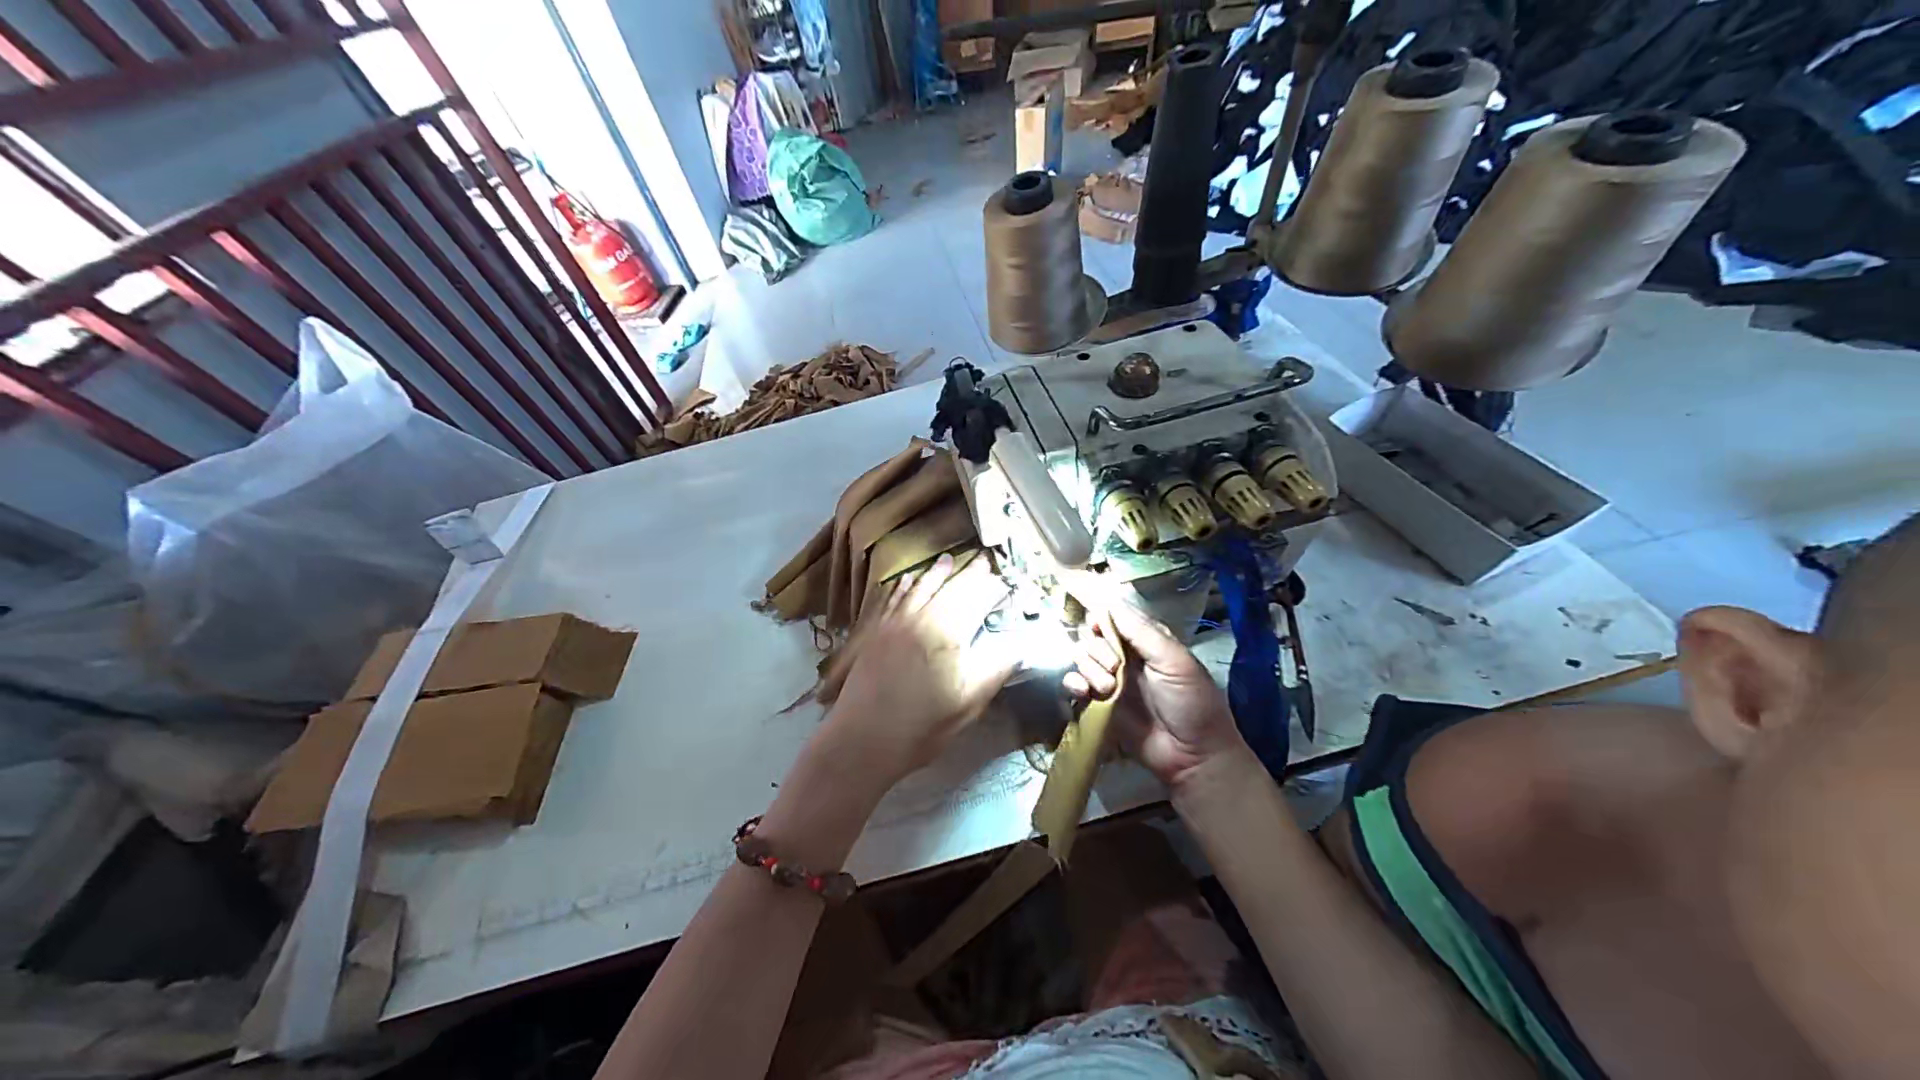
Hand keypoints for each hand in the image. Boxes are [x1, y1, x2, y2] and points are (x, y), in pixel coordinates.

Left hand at [824, 553, 1016, 788]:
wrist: (862, 740)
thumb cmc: (923, 727)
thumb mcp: (970, 702)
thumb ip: (996, 667)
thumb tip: (1019, 642)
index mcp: (949, 632)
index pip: (979, 596)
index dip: (995, 585)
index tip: (1009, 578)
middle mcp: (922, 617)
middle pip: (950, 586)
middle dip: (969, 572)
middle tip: (983, 559)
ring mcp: (894, 622)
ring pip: (920, 587)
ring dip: (937, 572)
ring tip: (948, 559)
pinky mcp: (875, 632)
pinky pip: (892, 598)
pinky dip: (904, 585)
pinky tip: (908, 579)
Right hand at [1064, 601, 1249, 790]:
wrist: (1192, 756)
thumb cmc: (1191, 702)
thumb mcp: (1174, 660)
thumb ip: (1141, 631)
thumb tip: (1109, 603)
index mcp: (1146, 642)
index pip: (1115, 618)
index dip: (1101, 617)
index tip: (1097, 625)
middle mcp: (1125, 657)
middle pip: (1093, 637)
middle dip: (1097, 649)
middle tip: (1114, 667)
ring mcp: (1110, 681)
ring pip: (1081, 659)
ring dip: (1089, 669)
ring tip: (1107, 689)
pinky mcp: (1098, 705)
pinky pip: (1074, 685)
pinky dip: (1073, 684)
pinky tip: (1084, 693)